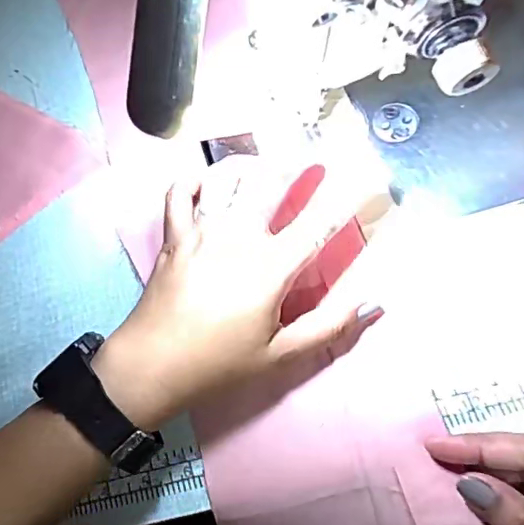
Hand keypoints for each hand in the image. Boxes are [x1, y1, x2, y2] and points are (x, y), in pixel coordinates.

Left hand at [95, 156, 380, 429]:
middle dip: (298, 163)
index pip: (320, 222)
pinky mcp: (173, 235)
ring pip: (227, 176)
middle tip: (313, 158)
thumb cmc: (219, 364)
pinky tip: (207, 181)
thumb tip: (371, 303)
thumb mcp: (280, 355)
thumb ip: (328, 327)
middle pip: (272, 181)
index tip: (372, 179)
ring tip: (264, 163)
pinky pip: (180, 192)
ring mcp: (201, 231)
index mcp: (271, 266)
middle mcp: (238, 236)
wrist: (151, 366)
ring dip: (249, 164)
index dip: (350, 197)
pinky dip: (194, 179)